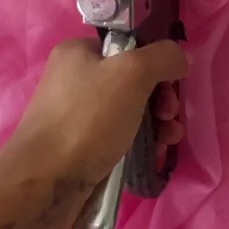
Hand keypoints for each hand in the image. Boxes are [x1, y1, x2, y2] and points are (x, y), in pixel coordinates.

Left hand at [0, 37, 188, 228]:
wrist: (46, 181)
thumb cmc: (88, 120)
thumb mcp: (133, 74)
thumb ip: (163, 57)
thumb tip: (182, 58)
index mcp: (79, 53)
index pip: (129, 47)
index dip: (157, 64)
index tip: (172, 85)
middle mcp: (76, 80)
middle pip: (135, 81)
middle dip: (162, 99)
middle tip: (169, 116)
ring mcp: (79, 116)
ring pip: (132, 112)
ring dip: (158, 124)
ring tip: (168, 141)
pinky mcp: (84, 147)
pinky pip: (122, 137)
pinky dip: (142, 144)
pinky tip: (155, 155)